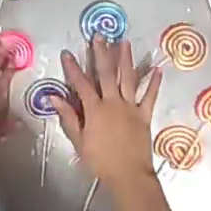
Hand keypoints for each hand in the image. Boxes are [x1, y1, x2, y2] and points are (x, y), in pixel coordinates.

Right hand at [51, 36, 161, 187]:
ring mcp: (131, 107)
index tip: (67, 53)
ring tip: (124, 42)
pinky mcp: (144, 115)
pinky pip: (150, 96)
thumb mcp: (79, 140)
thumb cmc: (100, 160)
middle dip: (102, 53)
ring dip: (126, 59)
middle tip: (100, 35)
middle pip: (106, 74)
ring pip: (128, 78)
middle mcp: (113, 102)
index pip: (81, 84)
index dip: (73, 68)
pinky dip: (154, 83)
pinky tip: (157, 68)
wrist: (128, 175)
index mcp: (95, 109)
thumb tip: (54, 97)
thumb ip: (68, 117)